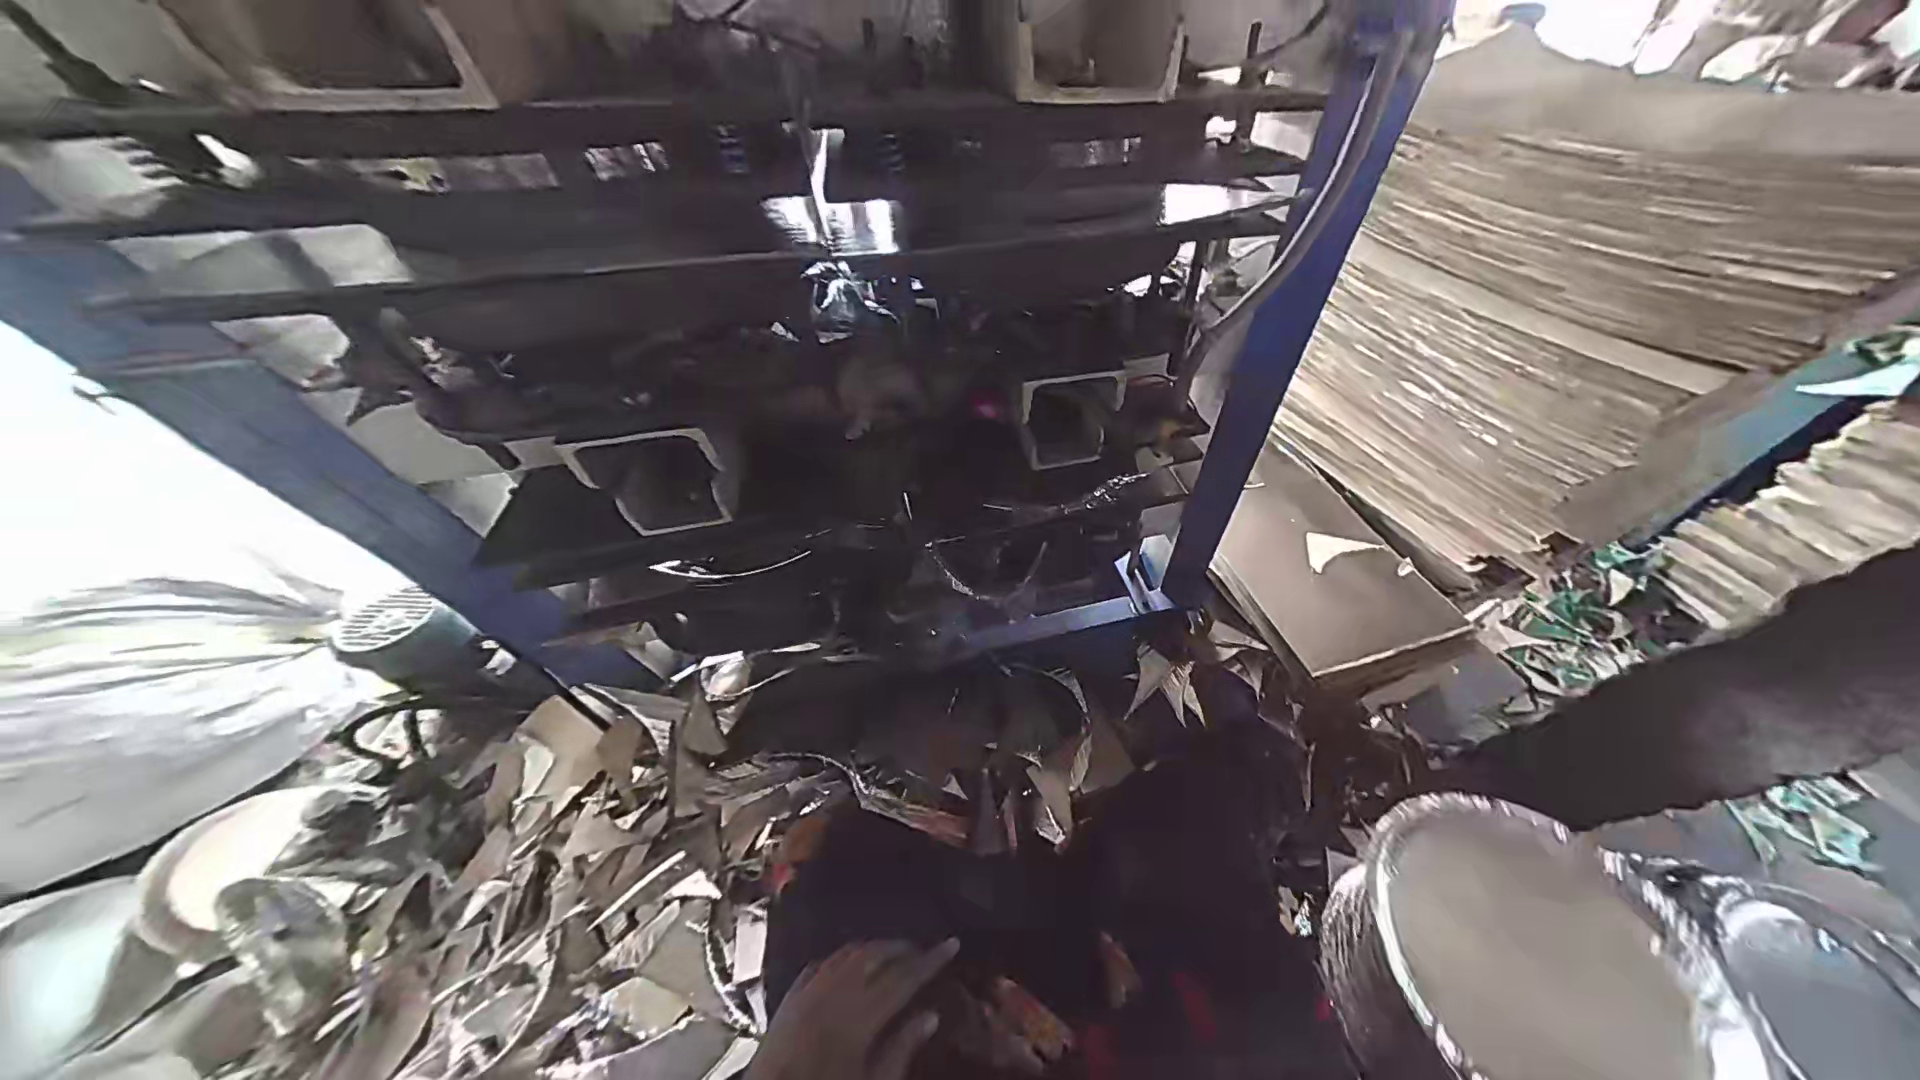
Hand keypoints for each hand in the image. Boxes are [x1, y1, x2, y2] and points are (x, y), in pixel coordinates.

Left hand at [746, 939, 959, 1079]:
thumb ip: (902, 1048)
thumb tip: (931, 1015)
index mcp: (861, 1014)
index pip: (906, 976)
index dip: (932, 959)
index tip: (952, 943)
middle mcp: (837, 989)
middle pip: (878, 954)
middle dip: (905, 948)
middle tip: (925, 952)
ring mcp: (812, 987)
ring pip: (851, 951)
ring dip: (877, 947)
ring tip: (895, 953)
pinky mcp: (793, 993)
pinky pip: (826, 961)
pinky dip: (846, 956)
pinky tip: (854, 962)